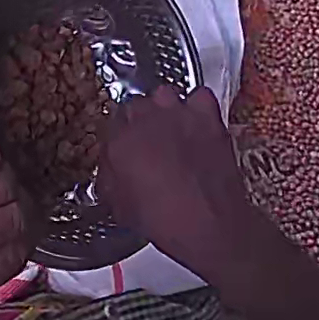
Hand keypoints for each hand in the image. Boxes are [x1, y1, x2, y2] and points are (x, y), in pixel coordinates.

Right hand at [96, 86, 309, 299]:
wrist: (210, 225)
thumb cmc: (165, 221)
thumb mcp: (121, 208)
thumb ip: (108, 180)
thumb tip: (108, 169)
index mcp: (119, 141)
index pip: (109, 125)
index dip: (117, 138)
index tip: (122, 148)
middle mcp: (145, 121)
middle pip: (134, 105)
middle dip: (138, 120)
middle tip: (146, 140)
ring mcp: (178, 115)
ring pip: (163, 93)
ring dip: (163, 107)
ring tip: (170, 126)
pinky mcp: (207, 117)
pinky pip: (199, 96)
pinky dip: (197, 106)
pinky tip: (197, 122)